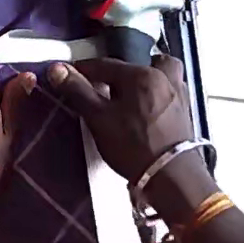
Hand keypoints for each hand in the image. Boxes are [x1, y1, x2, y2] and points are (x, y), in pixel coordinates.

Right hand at [45, 56, 196, 183]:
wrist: (173, 178)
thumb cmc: (133, 145)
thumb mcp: (99, 118)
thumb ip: (78, 91)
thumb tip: (56, 68)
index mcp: (141, 74)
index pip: (105, 64)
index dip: (83, 69)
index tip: (68, 74)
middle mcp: (164, 76)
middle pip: (136, 65)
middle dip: (118, 70)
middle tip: (104, 84)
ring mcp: (178, 94)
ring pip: (161, 72)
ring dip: (147, 75)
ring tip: (132, 92)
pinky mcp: (186, 112)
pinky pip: (169, 90)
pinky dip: (158, 91)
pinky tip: (148, 108)